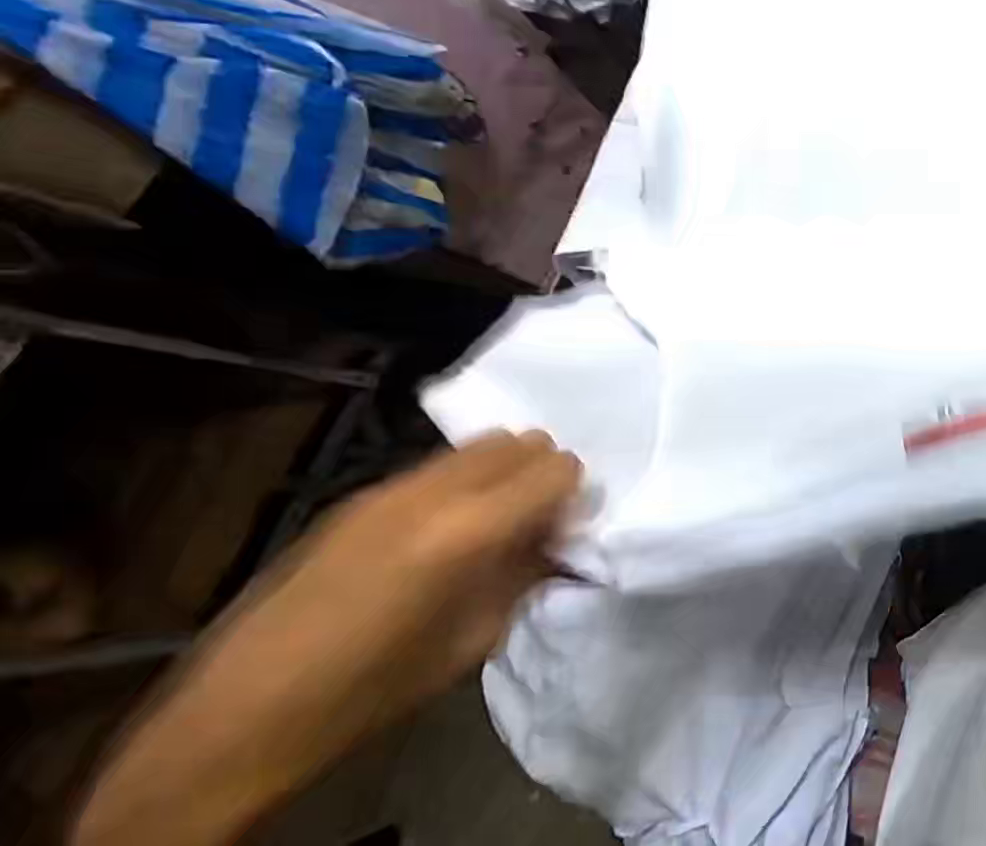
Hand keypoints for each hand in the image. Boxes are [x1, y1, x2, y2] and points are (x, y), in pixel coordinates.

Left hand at [74, 431, 580, 845]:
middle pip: (521, 440)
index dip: (573, 493)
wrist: (241, 715)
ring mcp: (388, 488)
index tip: (565, 527)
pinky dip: (461, 482)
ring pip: (478, 444)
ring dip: (502, 472)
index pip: (558, 467)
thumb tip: (555, 538)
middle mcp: (434, 492)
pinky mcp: (356, 497)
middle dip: (541, 472)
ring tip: (490, 521)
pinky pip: (436, 466)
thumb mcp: (476, 637)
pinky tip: (441, 530)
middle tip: (535, 519)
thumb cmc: (375, 687)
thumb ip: (526, 571)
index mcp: (470, 530)